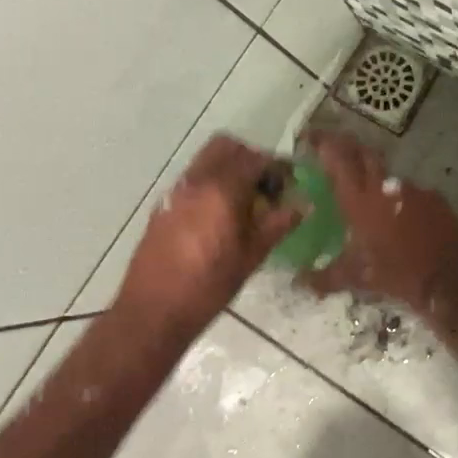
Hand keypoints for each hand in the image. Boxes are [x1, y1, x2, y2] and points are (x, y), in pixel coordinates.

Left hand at [115, 135, 301, 339]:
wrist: (153, 312)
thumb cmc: (209, 286)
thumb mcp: (252, 256)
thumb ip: (279, 223)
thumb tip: (303, 204)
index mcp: (222, 190)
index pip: (256, 159)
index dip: (277, 166)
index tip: (290, 182)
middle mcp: (197, 181)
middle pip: (227, 146)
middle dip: (250, 158)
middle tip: (265, 184)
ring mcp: (176, 191)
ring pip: (206, 160)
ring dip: (228, 168)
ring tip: (244, 201)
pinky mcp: (163, 206)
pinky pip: (192, 180)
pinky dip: (210, 184)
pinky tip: (219, 217)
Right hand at [301, 130, 457, 310]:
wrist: (451, 276)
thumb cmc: (398, 274)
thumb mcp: (357, 279)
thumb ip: (325, 277)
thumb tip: (298, 281)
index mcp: (360, 200)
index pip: (339, 159)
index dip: (324, 144)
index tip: (311, 137)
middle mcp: (384, 186)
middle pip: (363, 153)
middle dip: (348, 147)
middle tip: (335, 150)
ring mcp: (412, 188)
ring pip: (387, 172)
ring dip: (374, 175)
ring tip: (367, 193)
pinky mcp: (434, 197)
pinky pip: (410, 191)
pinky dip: (399, 197)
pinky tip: (399, 215)